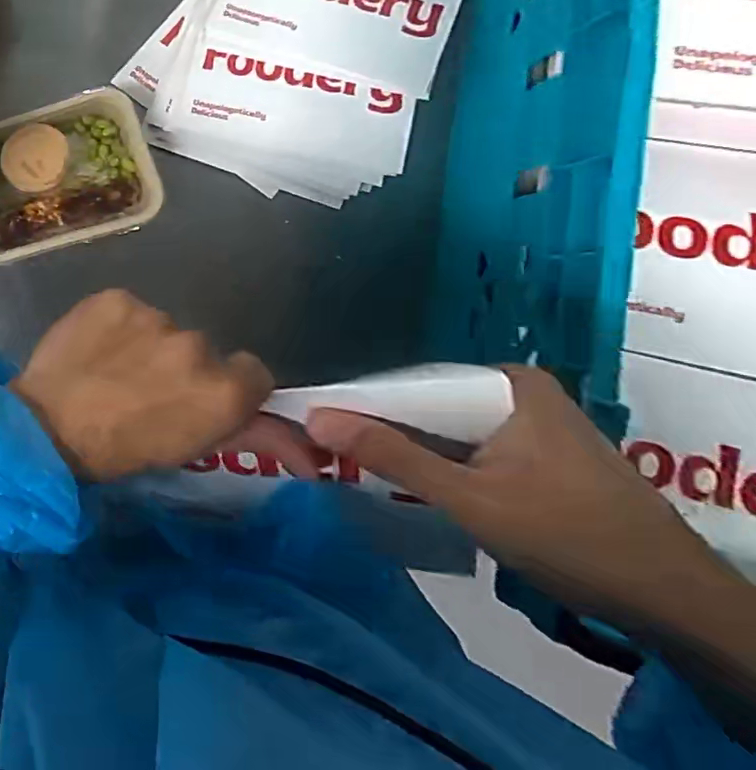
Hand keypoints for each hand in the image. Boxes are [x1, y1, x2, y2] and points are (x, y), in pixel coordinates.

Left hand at [9, 290, 320, 482]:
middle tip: (141, 387)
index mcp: (226, 389)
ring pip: (160, 326)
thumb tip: (310, 450)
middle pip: (201, 347)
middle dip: (178, 364)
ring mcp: (153, 316)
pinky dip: (112, 323)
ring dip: (144, 341)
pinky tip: (92, 345)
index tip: (193, 396)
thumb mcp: (190, 449)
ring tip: (109, 366)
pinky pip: (125, 308)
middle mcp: (198, 345)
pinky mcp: (113, 298)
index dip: (223, 384)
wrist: (46, 425)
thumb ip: (252, 435)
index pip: (252, 371)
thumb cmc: (119, 449)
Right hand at [306, 365, 752, 635]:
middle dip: (377, 426)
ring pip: (437, 425)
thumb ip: (390, 454)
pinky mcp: (529, 451)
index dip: (358, 405)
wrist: (672, 602)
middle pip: (421, 402)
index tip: (313, 426)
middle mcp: (515, 392)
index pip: (406, 382)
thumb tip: (312, 419)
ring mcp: (526, 422)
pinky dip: (429, 459)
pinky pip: (458, 443)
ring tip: (351, 463)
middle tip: (324, 449)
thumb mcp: (469, 498)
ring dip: (400, 446)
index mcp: (508, 385)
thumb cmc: (571, 539)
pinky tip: (402, 477)